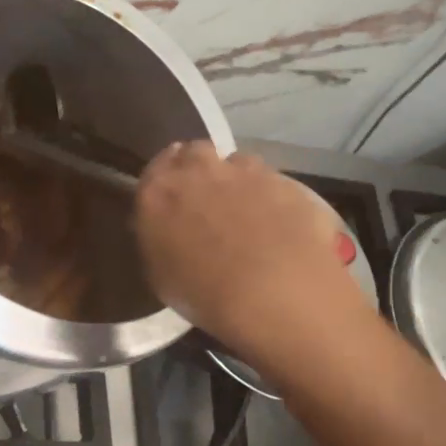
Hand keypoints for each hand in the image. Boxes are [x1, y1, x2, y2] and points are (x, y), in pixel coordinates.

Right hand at [134, 142, 370, 362]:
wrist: (273, 294)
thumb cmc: (201, 293)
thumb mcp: (159, 273)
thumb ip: (158, 238)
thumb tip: (165, 229)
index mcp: (159, 191)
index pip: (156, 166)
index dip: (164, 178)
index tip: (168, 196)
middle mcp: (201, 170)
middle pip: (196, 152)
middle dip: (197, 168)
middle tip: (202, 198)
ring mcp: (250, 173)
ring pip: (238, 162)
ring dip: (235, 179)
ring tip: (242, 212)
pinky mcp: (290, 184)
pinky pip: (273, 182)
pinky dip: (270, 197)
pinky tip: (276, 226)